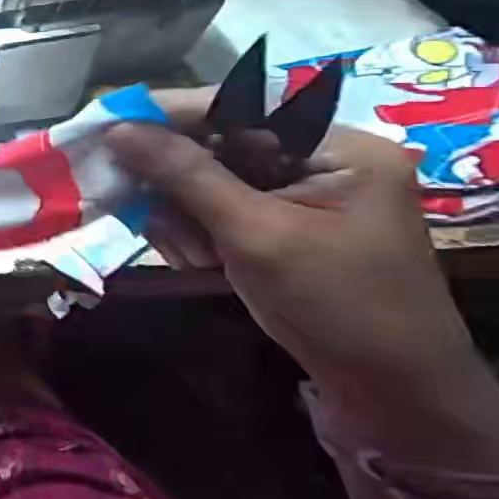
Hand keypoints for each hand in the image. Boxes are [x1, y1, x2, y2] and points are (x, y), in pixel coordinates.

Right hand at [105, 93, 498, 467]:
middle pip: (213, 141)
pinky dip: (191, 230)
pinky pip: (209, 205)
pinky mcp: (273, 220)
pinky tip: (197, 261)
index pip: (236, 107)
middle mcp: (314, 157)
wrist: (392, 391)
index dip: (166, 113)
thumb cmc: (340, 306)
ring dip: (180, 214)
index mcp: (336, 146)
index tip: (106, 122)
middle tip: (131, 200)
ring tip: (188, 255)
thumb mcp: (256, 236)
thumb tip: (118, 129)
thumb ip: (186, 175)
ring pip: (202, 176)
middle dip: (173, 179)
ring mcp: (293, 190)